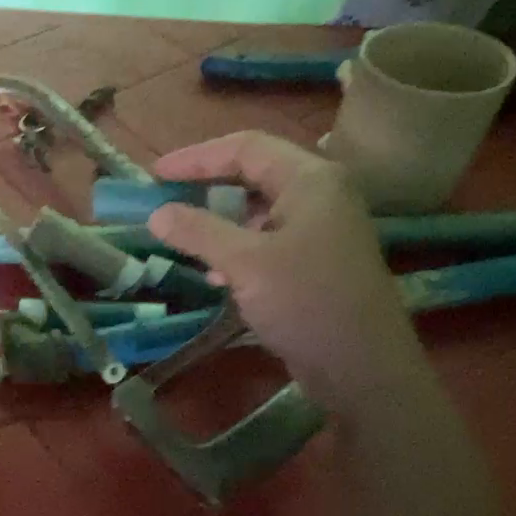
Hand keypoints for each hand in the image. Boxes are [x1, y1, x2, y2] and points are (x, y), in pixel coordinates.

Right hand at [147, 131, 422, 403]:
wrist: (362, 367)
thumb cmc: (307, 303)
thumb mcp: (245, 263)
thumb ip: (199, 232)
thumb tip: (156, 214)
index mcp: (310, 180)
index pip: (245, 148)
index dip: (196, 157)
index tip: (153, 175)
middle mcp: (320, 194)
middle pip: (254, 172)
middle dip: (206, 184)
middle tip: (164, 197)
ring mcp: (321, 228)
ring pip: (259, 208)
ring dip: (219, 218)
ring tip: (182, 235)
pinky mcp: (316, 259)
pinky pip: (268, 238)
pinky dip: (237, 245)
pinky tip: (215, 271)